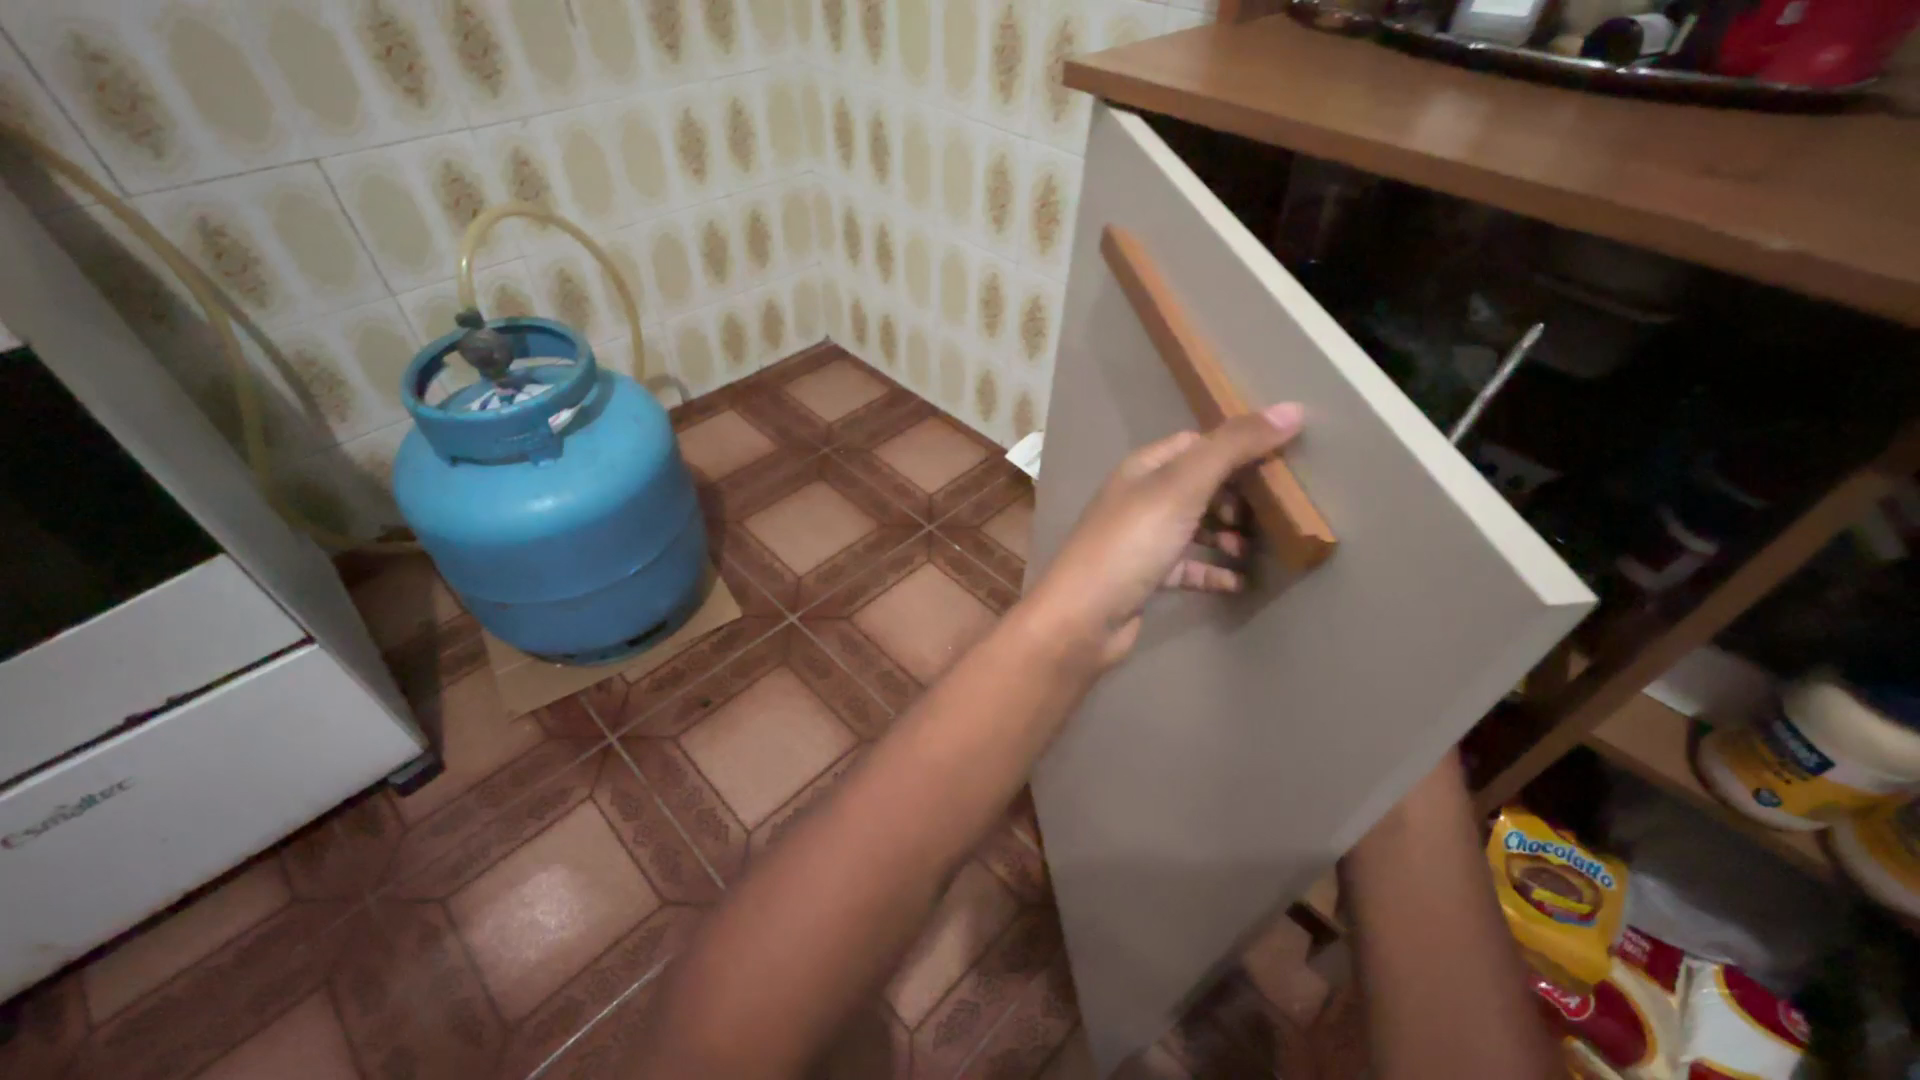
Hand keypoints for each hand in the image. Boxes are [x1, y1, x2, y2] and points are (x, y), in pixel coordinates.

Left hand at [1026, 403, 1304, 668]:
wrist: (1082, 618)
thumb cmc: (1131, 543)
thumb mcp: (1184, 486)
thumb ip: (1234, 447)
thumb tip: (1293, 408)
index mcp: (1144, 468)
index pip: (1198, 444)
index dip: (1237, 449)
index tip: (1279, 466)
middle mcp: (1141, 498)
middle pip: (1200, 485)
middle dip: (1237, 497)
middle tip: (1271, 514)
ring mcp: (1142, 540)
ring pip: (1196, 528)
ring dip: (1228, 535)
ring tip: (1253, 550)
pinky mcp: (1146, 578)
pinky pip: (1189, 568)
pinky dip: (1214, 571)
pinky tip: (1240, 583)